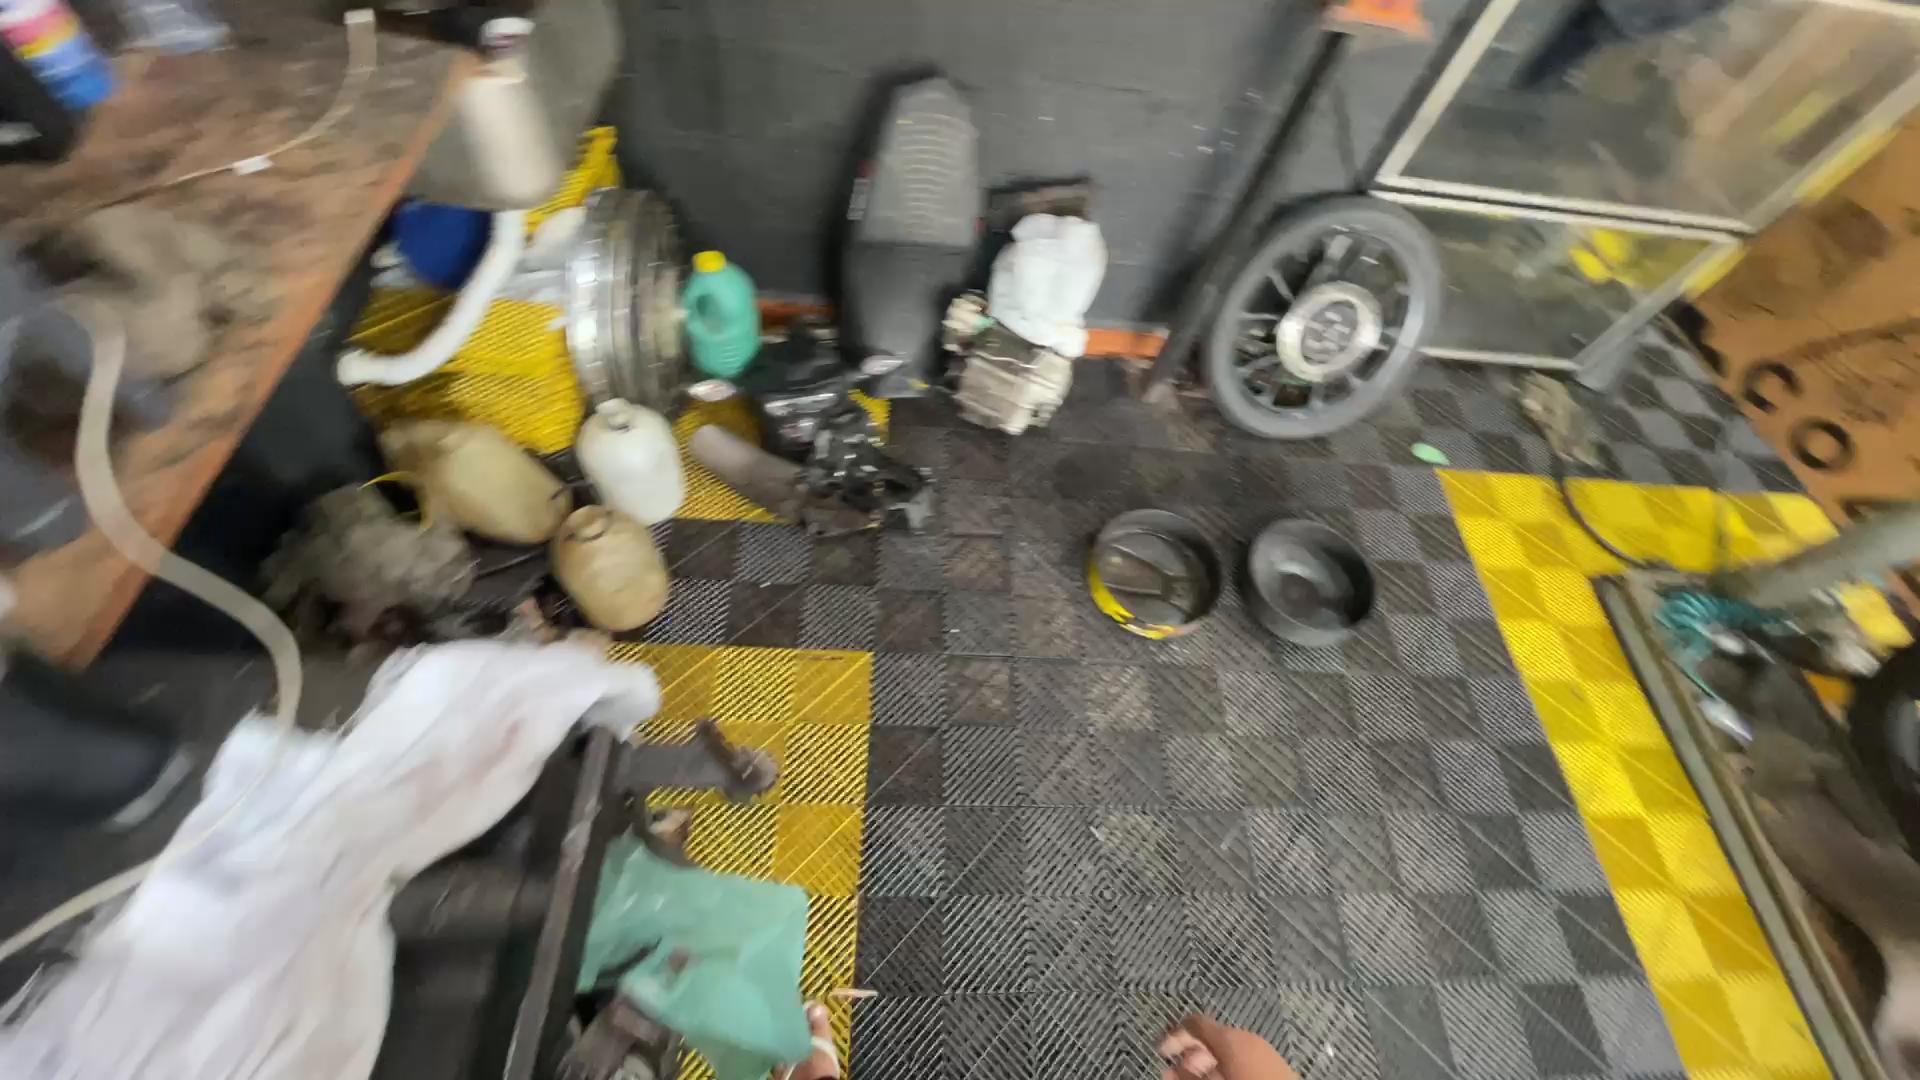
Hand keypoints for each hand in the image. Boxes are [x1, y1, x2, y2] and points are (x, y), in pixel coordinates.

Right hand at [1159, 1015, 1299, 1079]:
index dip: (1174, 1035)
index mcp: (1231, 1038)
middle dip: (1191, 1052)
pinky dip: (1228, 1069)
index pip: (1194, 1023)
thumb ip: (1188, 1076)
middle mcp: (1247, 1038)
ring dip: (1209, 1064)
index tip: (1161, 1050)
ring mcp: (1264, 1052)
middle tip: (1176, 1070)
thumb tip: (1168, 1071)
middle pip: (1211, 1036)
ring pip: (1228, 1050)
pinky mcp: (1277, 1067)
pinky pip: (1245, 1060)